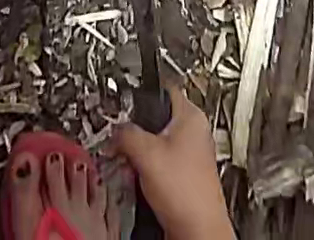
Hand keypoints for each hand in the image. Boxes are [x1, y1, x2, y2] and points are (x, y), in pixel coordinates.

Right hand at [110, 88, 234, 239]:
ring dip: (138, 152)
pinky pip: (158, 161)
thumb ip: (126, 134)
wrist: (198, 233)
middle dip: (135, 131)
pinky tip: (138, 179)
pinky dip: (145, 167)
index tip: (124, 101)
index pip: (163, 89)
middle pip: (155, 118)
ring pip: (155, 141)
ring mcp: (189, 153)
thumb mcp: (146, 153)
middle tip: (122, 140)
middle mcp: (192, 131)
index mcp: (190, 115)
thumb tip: (114, 130)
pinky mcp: (182, 174)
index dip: (142, 93)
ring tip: (129, 163)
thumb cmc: (186, 193)